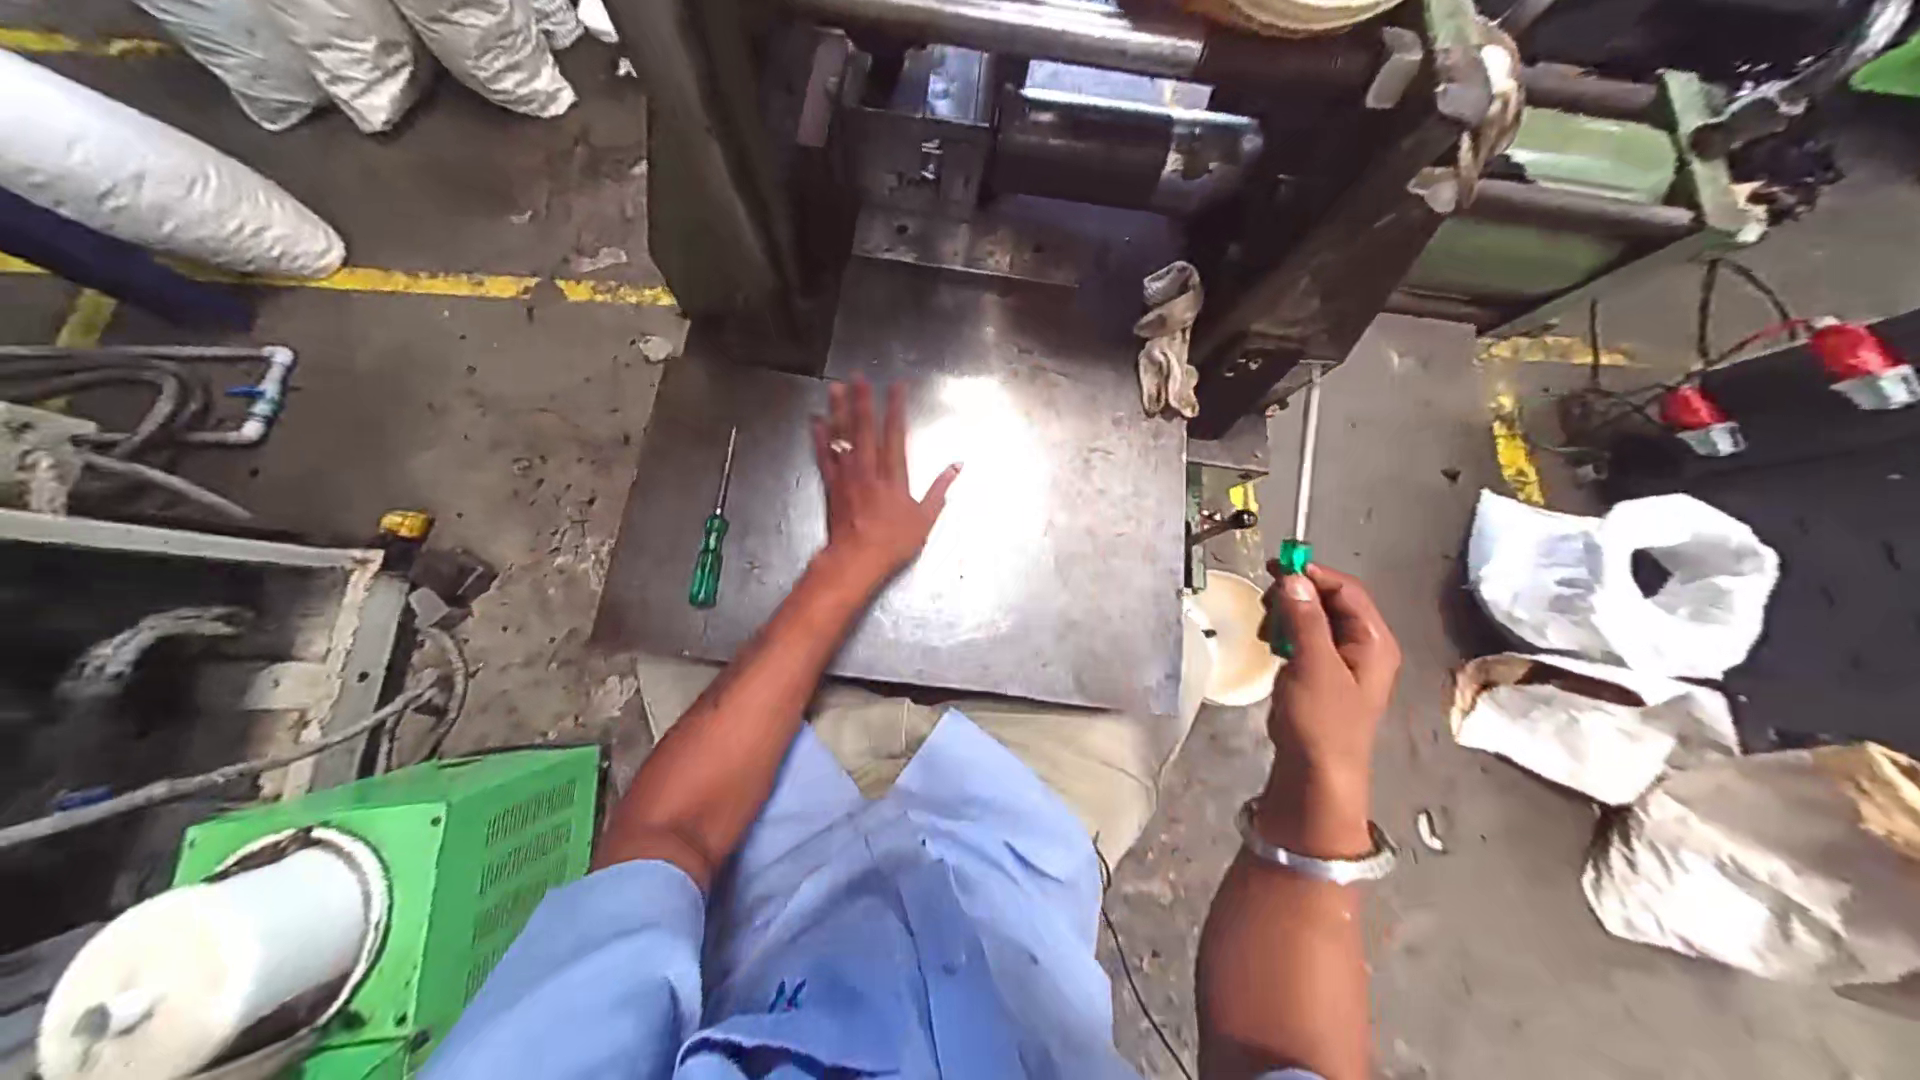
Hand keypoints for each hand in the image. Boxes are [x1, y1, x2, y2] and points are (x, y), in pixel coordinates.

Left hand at [811, 378, 960, 586]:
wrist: (856, 560)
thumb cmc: (893, 542)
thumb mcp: (925, 519)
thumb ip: (939, 490)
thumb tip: (957, 466)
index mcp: (893, 476)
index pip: (895, 434)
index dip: (896, 408)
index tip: (896, 387)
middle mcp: (869, 470)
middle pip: (864, 428)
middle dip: (863, 400)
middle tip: (859, 376)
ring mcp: (847, 476)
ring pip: (842, 437)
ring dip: (839, 411)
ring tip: (836, 387)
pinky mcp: (831, 486)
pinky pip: (824, 457)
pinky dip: (820, 438)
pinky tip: (816, 421)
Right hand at [1259, 563, 1399, 853]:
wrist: (1316, 772)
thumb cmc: (1322, 720)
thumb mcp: (1313, 665)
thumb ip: (1305, 619)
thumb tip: (1293, 578)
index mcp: (1374, 642)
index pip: (1348, 591)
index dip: (1315, 574)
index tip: (1278, 568)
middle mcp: (1363, 646)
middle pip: (1331, 602)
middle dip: (1298, 595)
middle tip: (1268, 602)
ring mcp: (1342, 661)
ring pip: (1314, 619)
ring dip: (1288, 615)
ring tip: (1268, 630)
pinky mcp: (1321, 673)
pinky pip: (1304, 639)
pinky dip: (1287, 633)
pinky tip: (1272, 644)